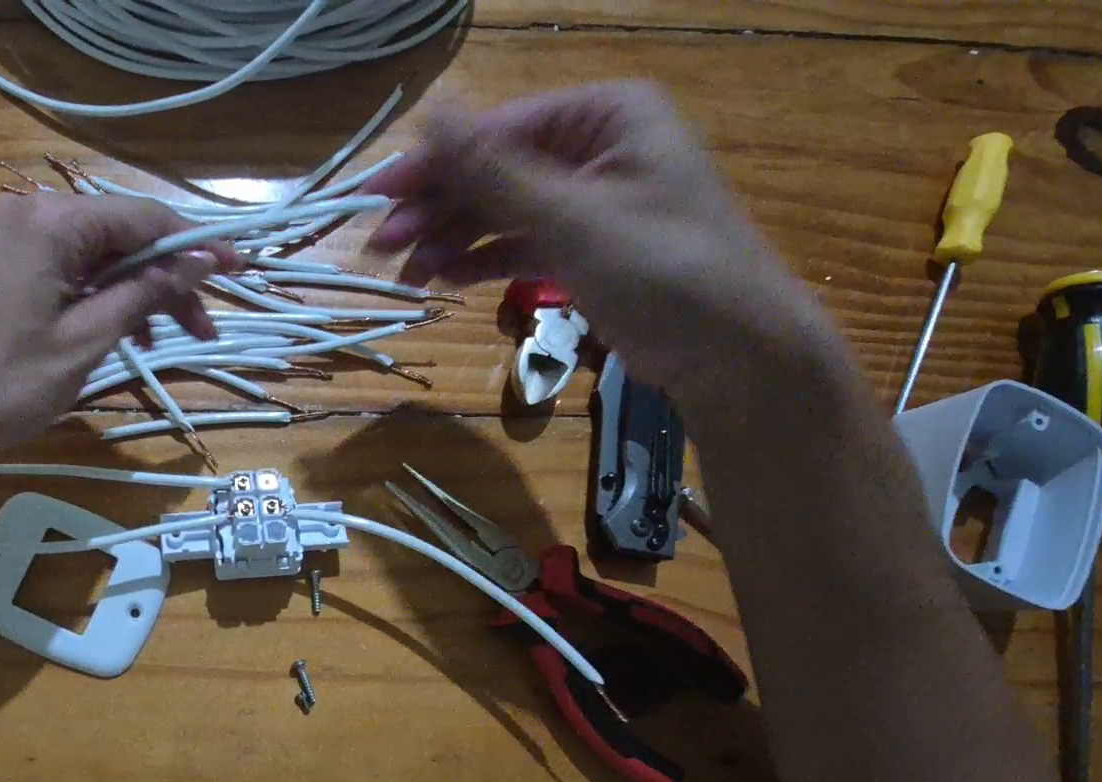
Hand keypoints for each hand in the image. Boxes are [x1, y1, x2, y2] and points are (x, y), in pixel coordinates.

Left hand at [0, 193, 236, 462]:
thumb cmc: (2, 383)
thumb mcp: (84, 341)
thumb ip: (144, 294)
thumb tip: (198, 260)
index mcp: (52, 222)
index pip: (145, 219)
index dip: (197, 246)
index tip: (238, 272)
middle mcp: (27, 213)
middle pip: (118, 236)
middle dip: (164, 280)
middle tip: (201, 330)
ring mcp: (3, 237)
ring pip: (90, 256)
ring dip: (130, 293)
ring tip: (156, 342)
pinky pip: (58, 270)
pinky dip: (91, 298)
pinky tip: (109, 333)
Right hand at [364, 80, 844, 409]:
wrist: (728, 350)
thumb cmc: (660, 269)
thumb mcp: (572, 216)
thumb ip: (495, 170)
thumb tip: (432, 112)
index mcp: (604, 116)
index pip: (497, 132)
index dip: (431, 165)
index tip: (374, 197)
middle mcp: (592, 148)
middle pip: (492, 172)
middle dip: (436, 209)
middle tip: (380, 245)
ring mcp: (585, 201)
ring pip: (498, 211)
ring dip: (451, 239)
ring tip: (407, 273)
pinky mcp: (580, 248)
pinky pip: (515, 244)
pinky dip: (479, 261)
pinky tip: (441, 279)